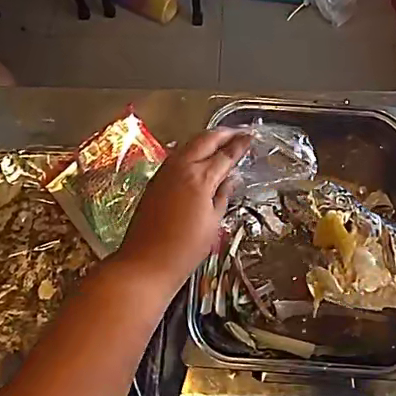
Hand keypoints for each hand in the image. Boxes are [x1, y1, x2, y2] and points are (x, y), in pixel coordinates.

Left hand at [112, 129, 251, 290]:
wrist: (145, 263)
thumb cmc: (185, 249)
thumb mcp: (213, 223)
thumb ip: (223, 195)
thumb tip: (231, 179)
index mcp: (200, 178)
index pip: (225, 154)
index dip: (240, 145)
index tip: (250, 138)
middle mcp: (181, 168)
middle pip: (205, 140)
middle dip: (223, 133)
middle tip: (238, 133)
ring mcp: (165, 172)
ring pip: (188, 145)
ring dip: (206, 139)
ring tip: (221, 141)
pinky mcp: (155, 181)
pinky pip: (177, 156)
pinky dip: (192, 150)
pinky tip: (200, 157)